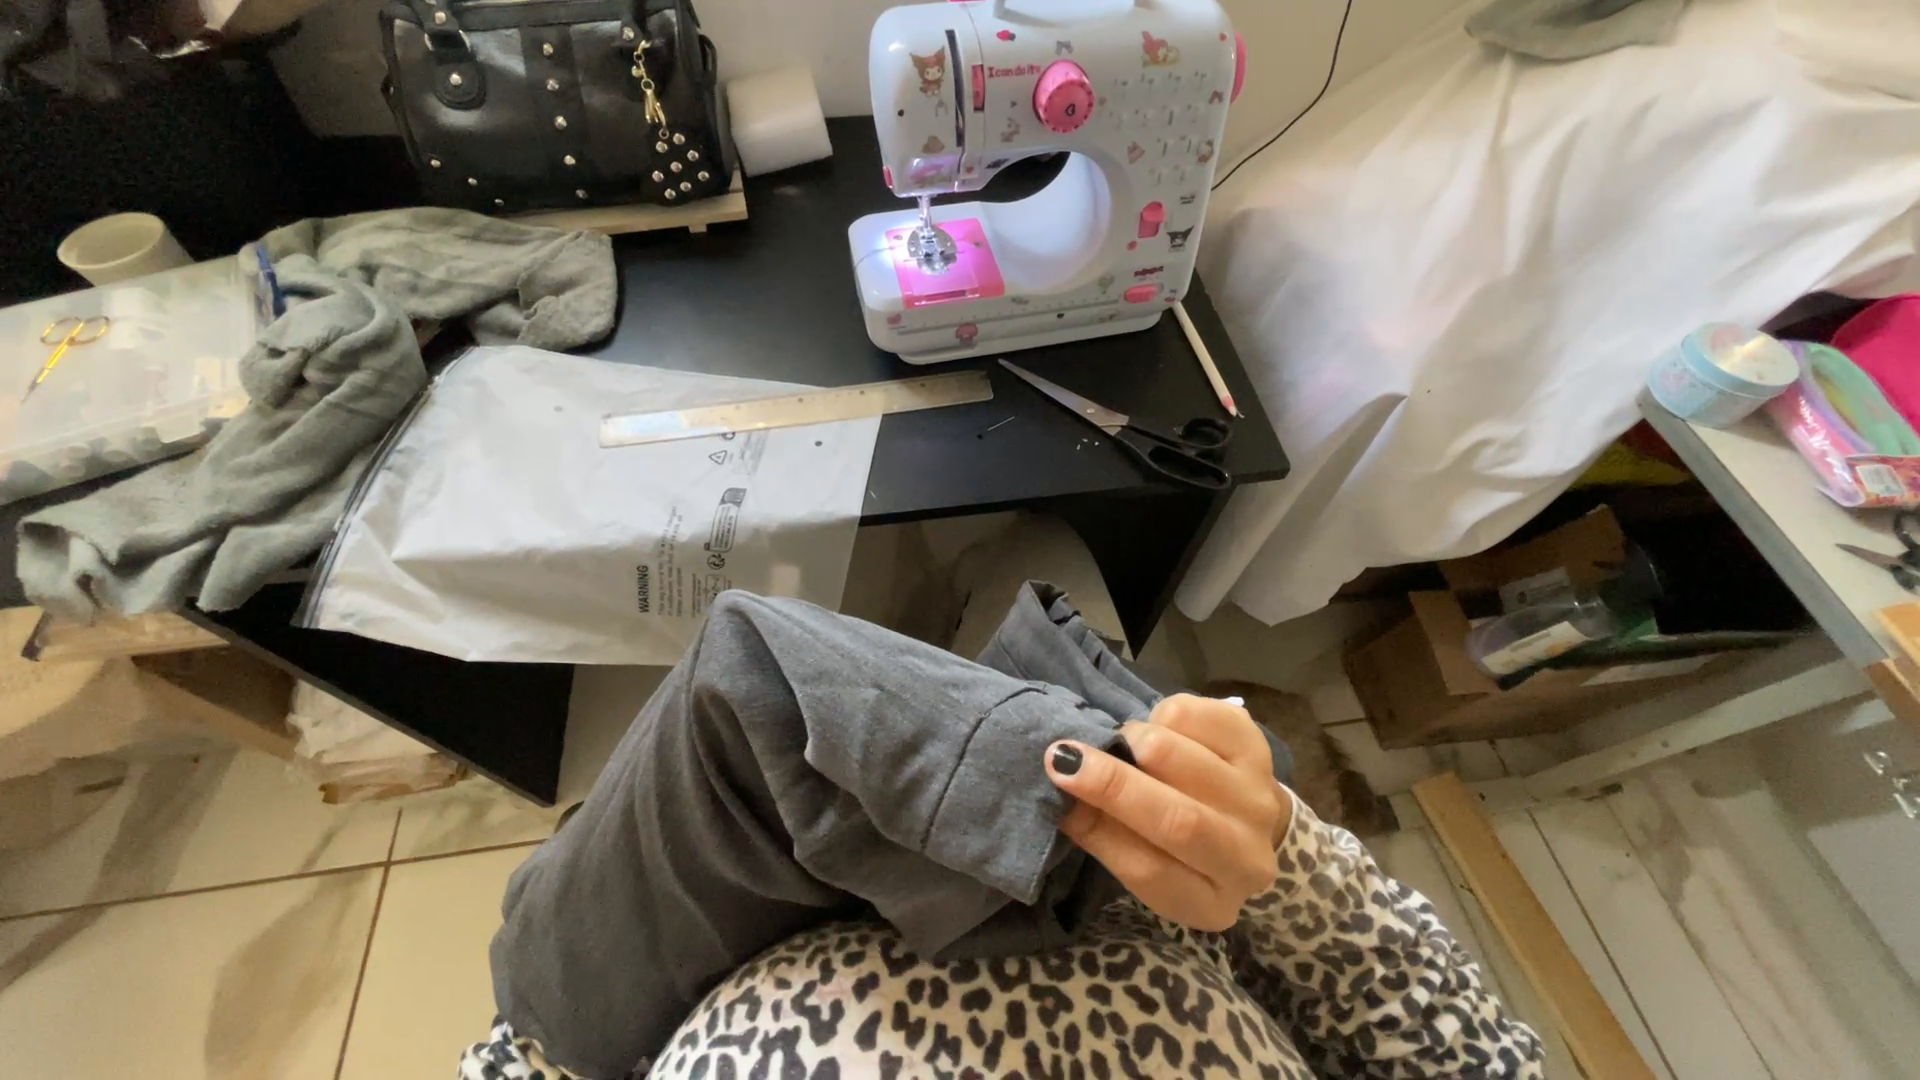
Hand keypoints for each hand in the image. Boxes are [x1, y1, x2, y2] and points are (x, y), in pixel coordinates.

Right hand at [1045, 693, 1291, 931]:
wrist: (1241, 815)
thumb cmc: (1177, 844)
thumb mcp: (1143, 859)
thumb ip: (1104, 833)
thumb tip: (1062, 794)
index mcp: (1209, 900)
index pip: (1151, 871)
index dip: (1097, 829)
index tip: (1059, 792)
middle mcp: (1246, 856)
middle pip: (1178, 820)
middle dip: (1113, 782)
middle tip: (1066, 754)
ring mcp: (1258, 799)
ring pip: (1183, 757)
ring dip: (1136, 739)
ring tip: (1125, 744)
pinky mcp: (1258, 745)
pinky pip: (1199, 716)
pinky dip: (1164, 713)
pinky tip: (1162, 728)